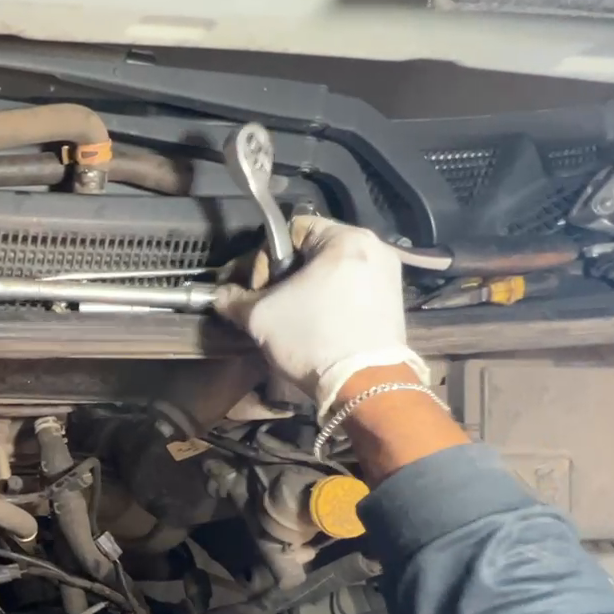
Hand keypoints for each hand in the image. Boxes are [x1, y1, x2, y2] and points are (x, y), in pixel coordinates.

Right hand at [209, 215, 428, 418]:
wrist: (363, 383)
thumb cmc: (311, 338)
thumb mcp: (260, 316)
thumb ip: (234, 299)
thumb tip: (220, 294)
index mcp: (345, 239)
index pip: (291, 230)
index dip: (263, 257)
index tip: (256, 287)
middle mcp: (373, 248)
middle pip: (312, 250)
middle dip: (284, 274)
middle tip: (268, 301)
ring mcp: (388, 274)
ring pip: (331, 270)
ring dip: (305, 287)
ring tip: (289, 315)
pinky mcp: (392, 300)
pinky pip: (349, 287)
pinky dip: (328, 299)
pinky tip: (315, 323)